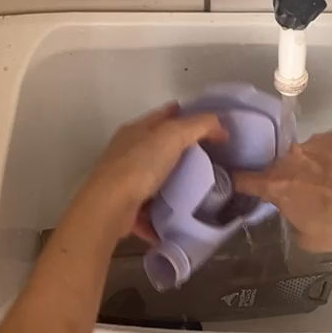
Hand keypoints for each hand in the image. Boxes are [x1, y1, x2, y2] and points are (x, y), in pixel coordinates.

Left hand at [65, 104, 226, 245]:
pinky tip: (182, 218)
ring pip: (155, 179)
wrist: (111, 207)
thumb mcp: (172, 136)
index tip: (207, 122)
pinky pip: (151, 209)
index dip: (184, 114)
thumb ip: (199, 126)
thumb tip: (220, 127)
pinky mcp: (127, 208)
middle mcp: (127, 153)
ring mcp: (125, 181)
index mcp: (136, 131)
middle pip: (159, 147)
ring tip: (200, 190)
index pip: (163, 115)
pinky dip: (164, 213)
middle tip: (210, 158)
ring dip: (173, 184)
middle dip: (182, 151)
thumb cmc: (140, 165)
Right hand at [233, 127, 331, 252]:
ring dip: (317, 163)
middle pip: (282, 163)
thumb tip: (295, 211)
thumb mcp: (306, 236)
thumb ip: (292, 218)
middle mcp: (292, 157)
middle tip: (309, 189)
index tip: (239, 181)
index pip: (245, 179)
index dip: (241, 181)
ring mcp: (318, 140)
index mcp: (277, 184)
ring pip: (310, 151)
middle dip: (290, 175)